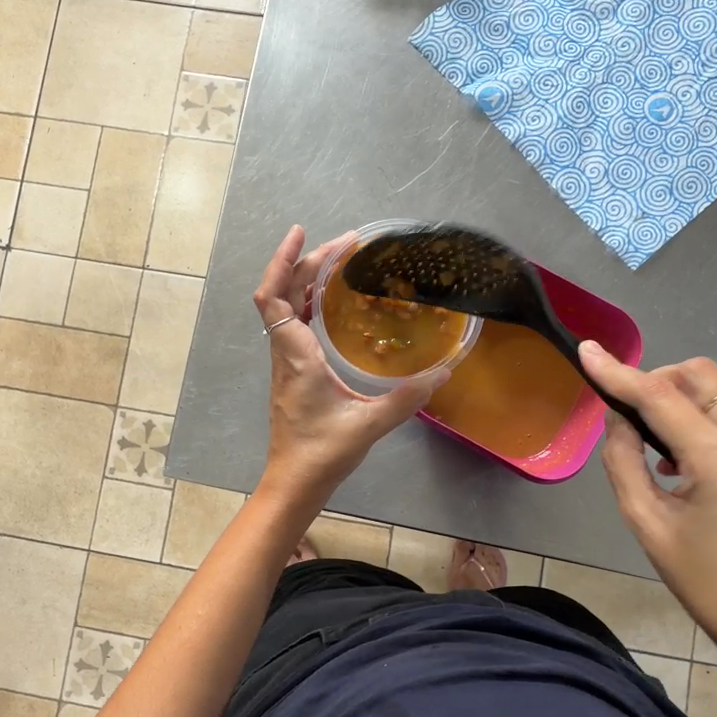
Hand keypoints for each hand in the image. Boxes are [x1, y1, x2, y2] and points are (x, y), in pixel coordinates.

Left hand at [253, 226, 446, 501]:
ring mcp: (286, 364)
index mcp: (295, 357)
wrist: (294, 482)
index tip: (302, 233)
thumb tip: (442, 373)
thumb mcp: (368, 425)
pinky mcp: (293, 374)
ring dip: (307, 281)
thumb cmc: (322, 453)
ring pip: (286, 309)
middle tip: (346, 245)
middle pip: (283, 294)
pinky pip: (294, 326)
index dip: (282, 261)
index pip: (273, 298)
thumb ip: (405, 399)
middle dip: (309, 262)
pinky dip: (309, 304)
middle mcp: (285, 354)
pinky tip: (334, 304)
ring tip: (340, 263)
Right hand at [578, 342, 716, 668]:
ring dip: (688, 402)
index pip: (660, 397)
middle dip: (660, 380)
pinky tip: (698, 463)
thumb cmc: (704, 582)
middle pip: (703, 376)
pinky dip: (714, 422)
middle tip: (634, 415)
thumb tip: (618, 418)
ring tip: (667, 450)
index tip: (588, 351)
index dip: (618, 372)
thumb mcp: (646, 523)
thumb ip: (623, 460)